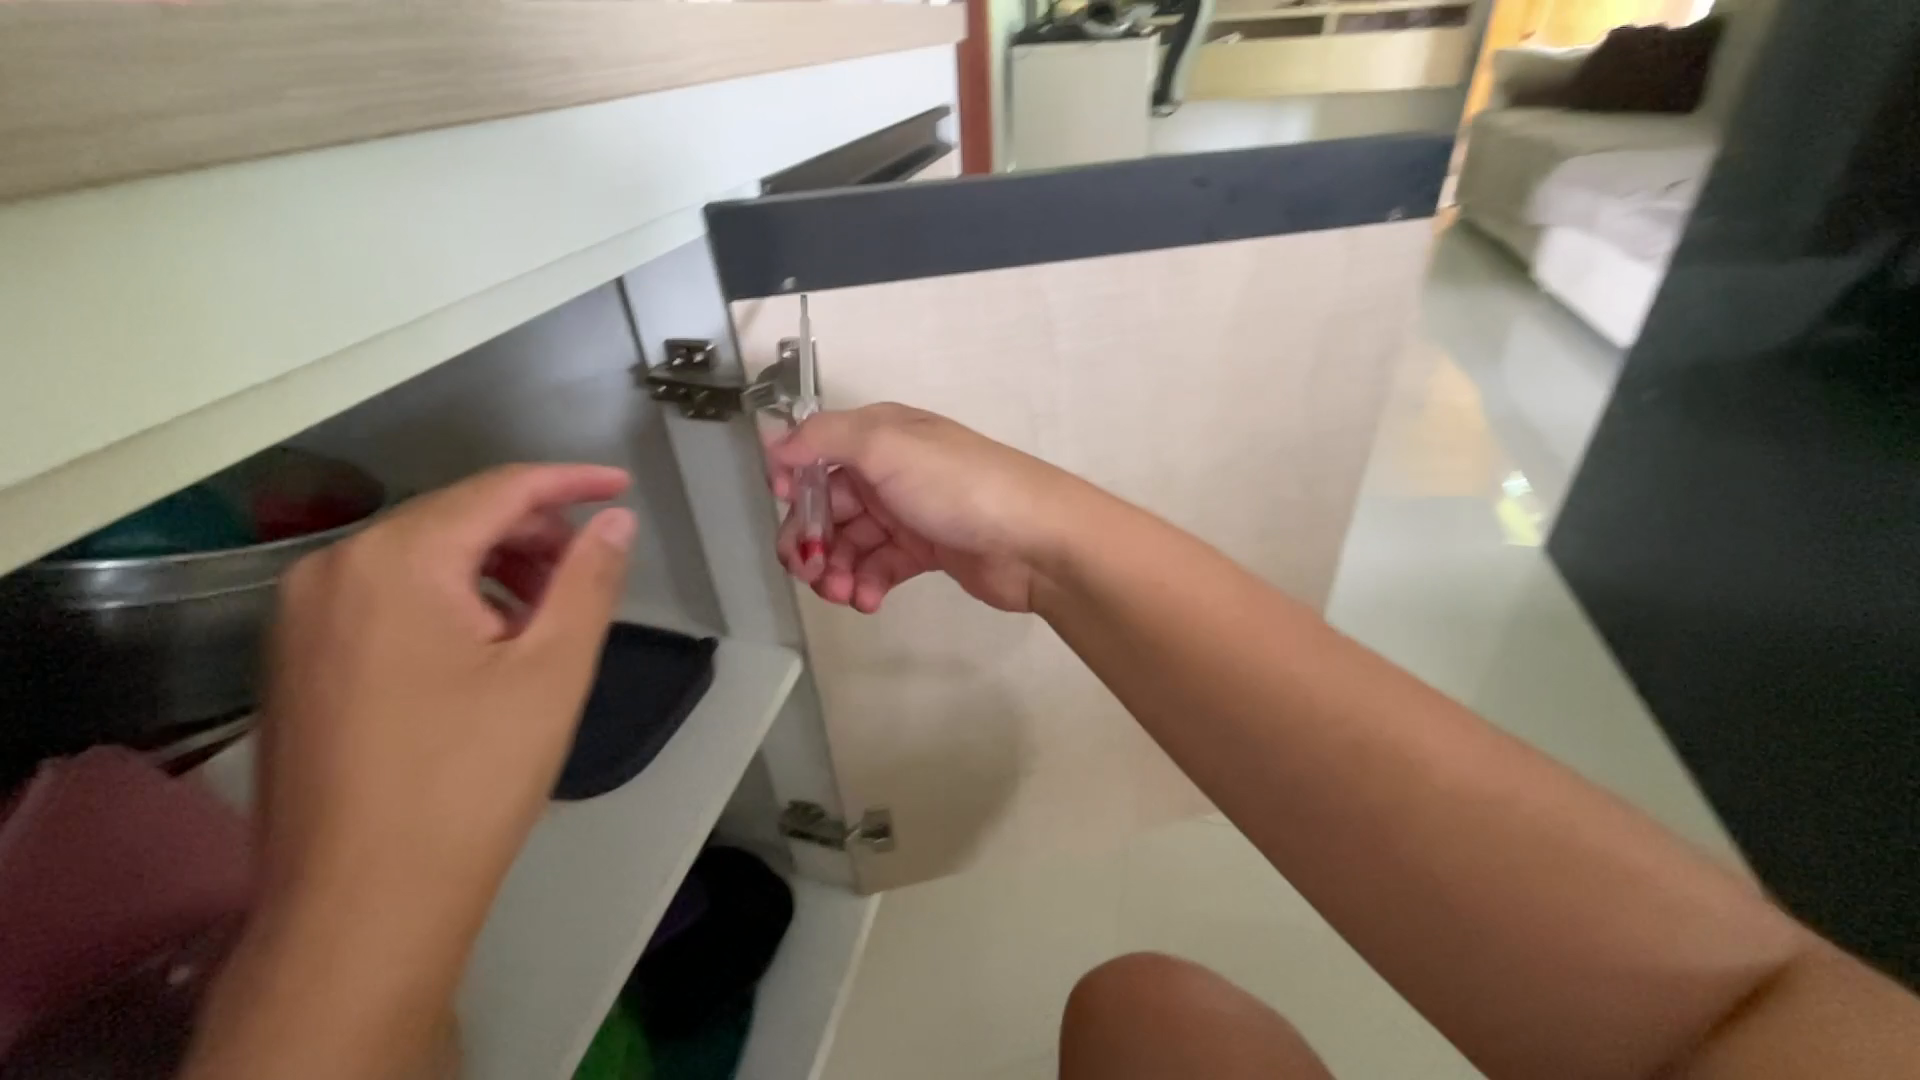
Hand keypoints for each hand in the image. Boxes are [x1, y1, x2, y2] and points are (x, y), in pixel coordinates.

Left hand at [256, 464, 632, 937]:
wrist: (363, 902)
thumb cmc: (472, 777)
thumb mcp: (552, 669)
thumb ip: (589, 579)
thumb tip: (615, 521)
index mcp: (395, 560)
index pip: (496, 491)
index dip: (568, 482)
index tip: (622, 486)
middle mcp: (330, 570)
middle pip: (452, 519)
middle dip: (530, 533)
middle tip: (589, 568)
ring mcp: (299, 617)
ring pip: (418, 558)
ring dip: (492, 568)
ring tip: (545, 614)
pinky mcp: (294, 660)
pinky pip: (384, 596)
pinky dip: (447, 599)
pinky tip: (486, 645)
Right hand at [767, 404, 1086, 613]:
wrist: (1034, 540)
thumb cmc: (957, 485)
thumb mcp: (887, 445)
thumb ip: (824, 438)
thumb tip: (774, 444)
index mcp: (881, 435)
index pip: (818, 452)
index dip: (793, 478)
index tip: (782, 504)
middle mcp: (891, 471)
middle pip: (829, 504)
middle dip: (810, 538)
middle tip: (807, 570)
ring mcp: (909, 514)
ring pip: (851, 543)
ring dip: (836, 570)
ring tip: (842, 592)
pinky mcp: (925, 552)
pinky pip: (880, 568)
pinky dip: (867, 584)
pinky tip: (868, 600)